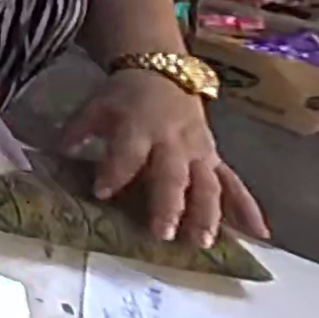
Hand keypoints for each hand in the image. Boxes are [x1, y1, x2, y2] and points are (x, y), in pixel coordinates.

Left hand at [61, 69, 269, 246]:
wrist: (163, 74)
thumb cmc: (123, 96)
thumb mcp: (94, 106)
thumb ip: (77, 130)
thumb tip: (58, 151)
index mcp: (139, 128)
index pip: (126, 154)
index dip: (114, 173)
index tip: (101, 194)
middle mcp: (173, 142)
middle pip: (173, 177)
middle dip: (168, 206)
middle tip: (160, 234)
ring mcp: (200, 152)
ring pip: (208, 186)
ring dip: (207, 216)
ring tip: (200, 243)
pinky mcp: (216, 157)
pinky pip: (236, 183)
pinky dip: (250, 208)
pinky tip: (260, 235)